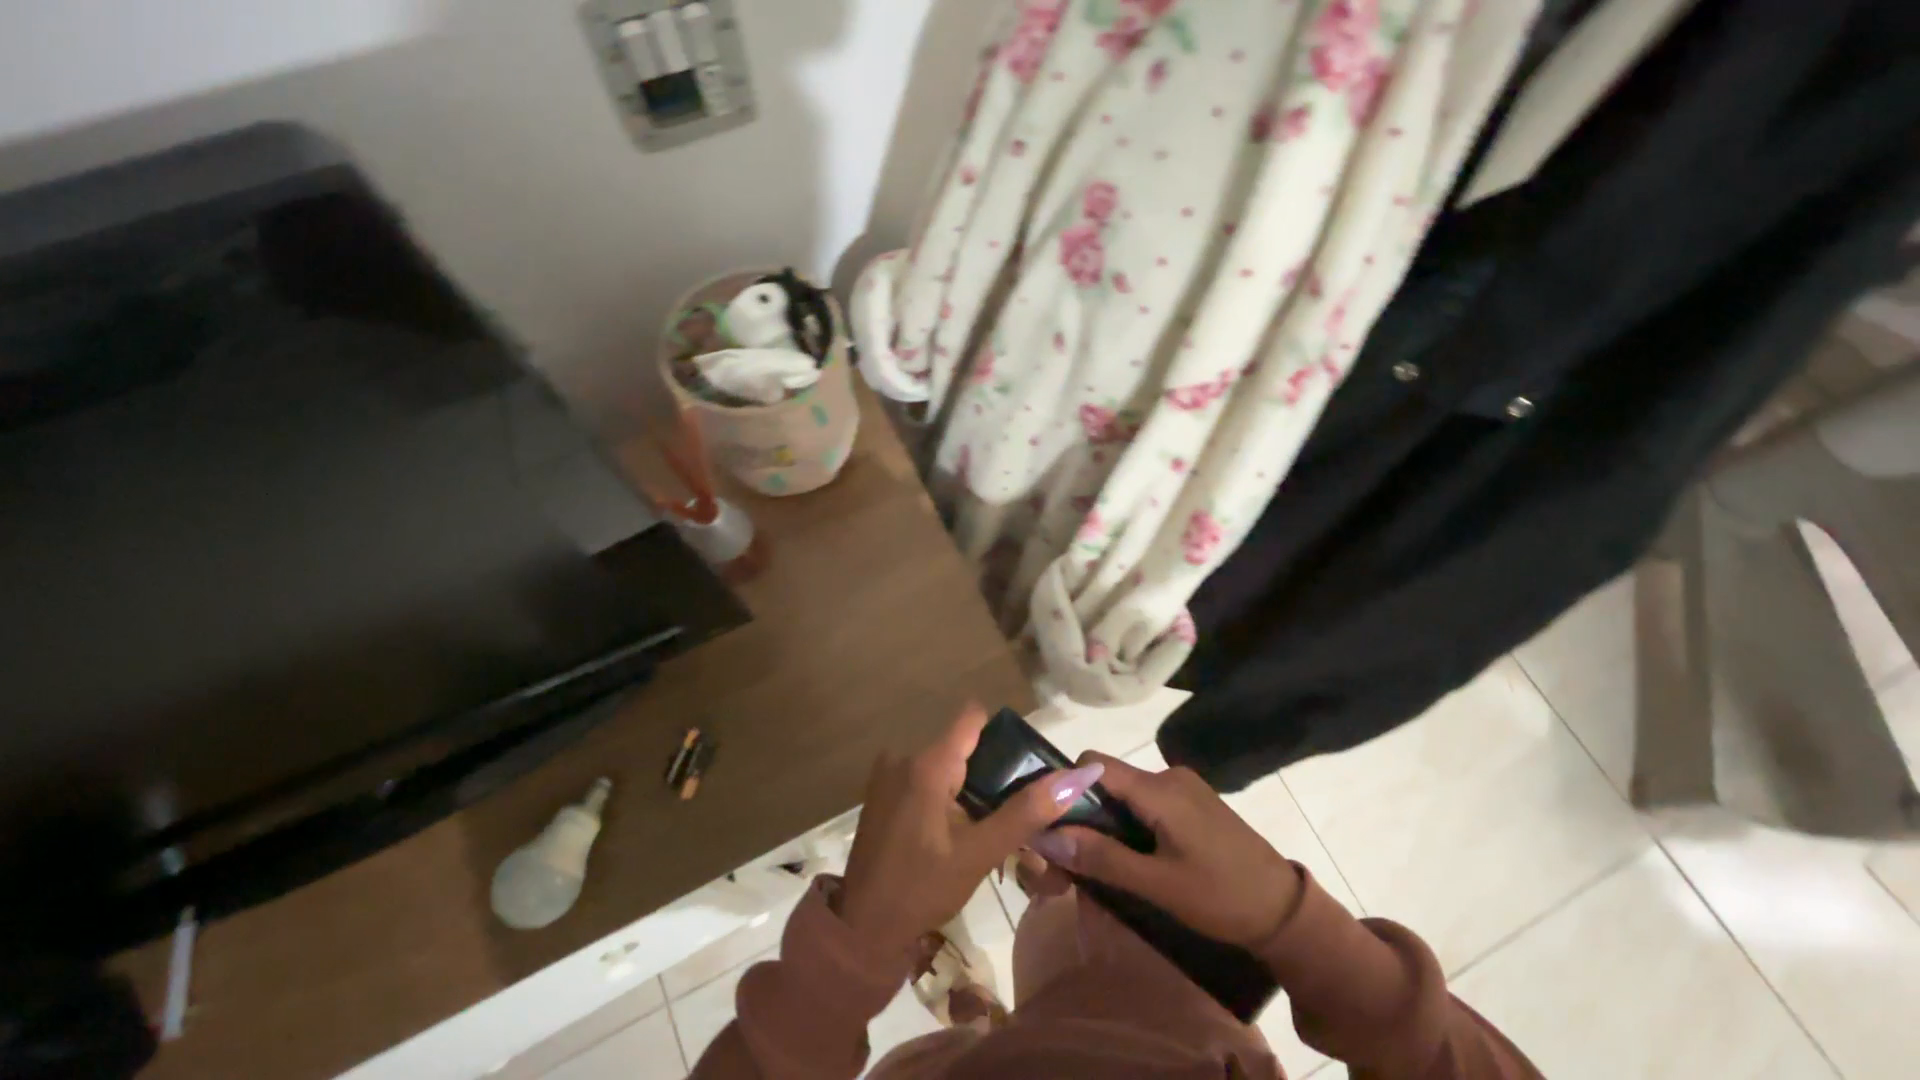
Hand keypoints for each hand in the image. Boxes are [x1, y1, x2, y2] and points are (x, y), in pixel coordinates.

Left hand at [836, 705, 1104, 954]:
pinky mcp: (882, 796)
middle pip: (962, 745)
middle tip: (1014, 813)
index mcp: (927, 763)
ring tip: (989, 829)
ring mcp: (888, 776)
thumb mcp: (980, 853)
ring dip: (970, 790)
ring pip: (945, 766)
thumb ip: (1028, 811)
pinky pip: (925, 782)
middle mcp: (903, 756)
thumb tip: (1079, 774)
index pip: (973, 717)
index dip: (1004, 736)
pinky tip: (957, 835)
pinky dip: (947, 799)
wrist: (862, 928)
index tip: (1026, 770)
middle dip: (991, 773)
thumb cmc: (922, 889)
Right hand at [1032, 753, 1301, 948]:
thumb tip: (1045, 838)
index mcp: (1160, 789)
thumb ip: (1101, 858)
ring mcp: (1184, 789)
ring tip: (1094, 866)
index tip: (1047, 823)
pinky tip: (1127, 862)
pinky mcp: (1193, 805)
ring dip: (1105, 825)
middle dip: (1082, 815)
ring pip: (1125, 796)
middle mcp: (1169, 776)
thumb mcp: (1157, 884)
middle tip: (1067, 858)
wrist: (1284, 912)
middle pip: (1107, 781)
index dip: (1064, 787)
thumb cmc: (1221, 896)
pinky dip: (1128, 828)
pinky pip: (1146, 805)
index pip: (1093, 764)